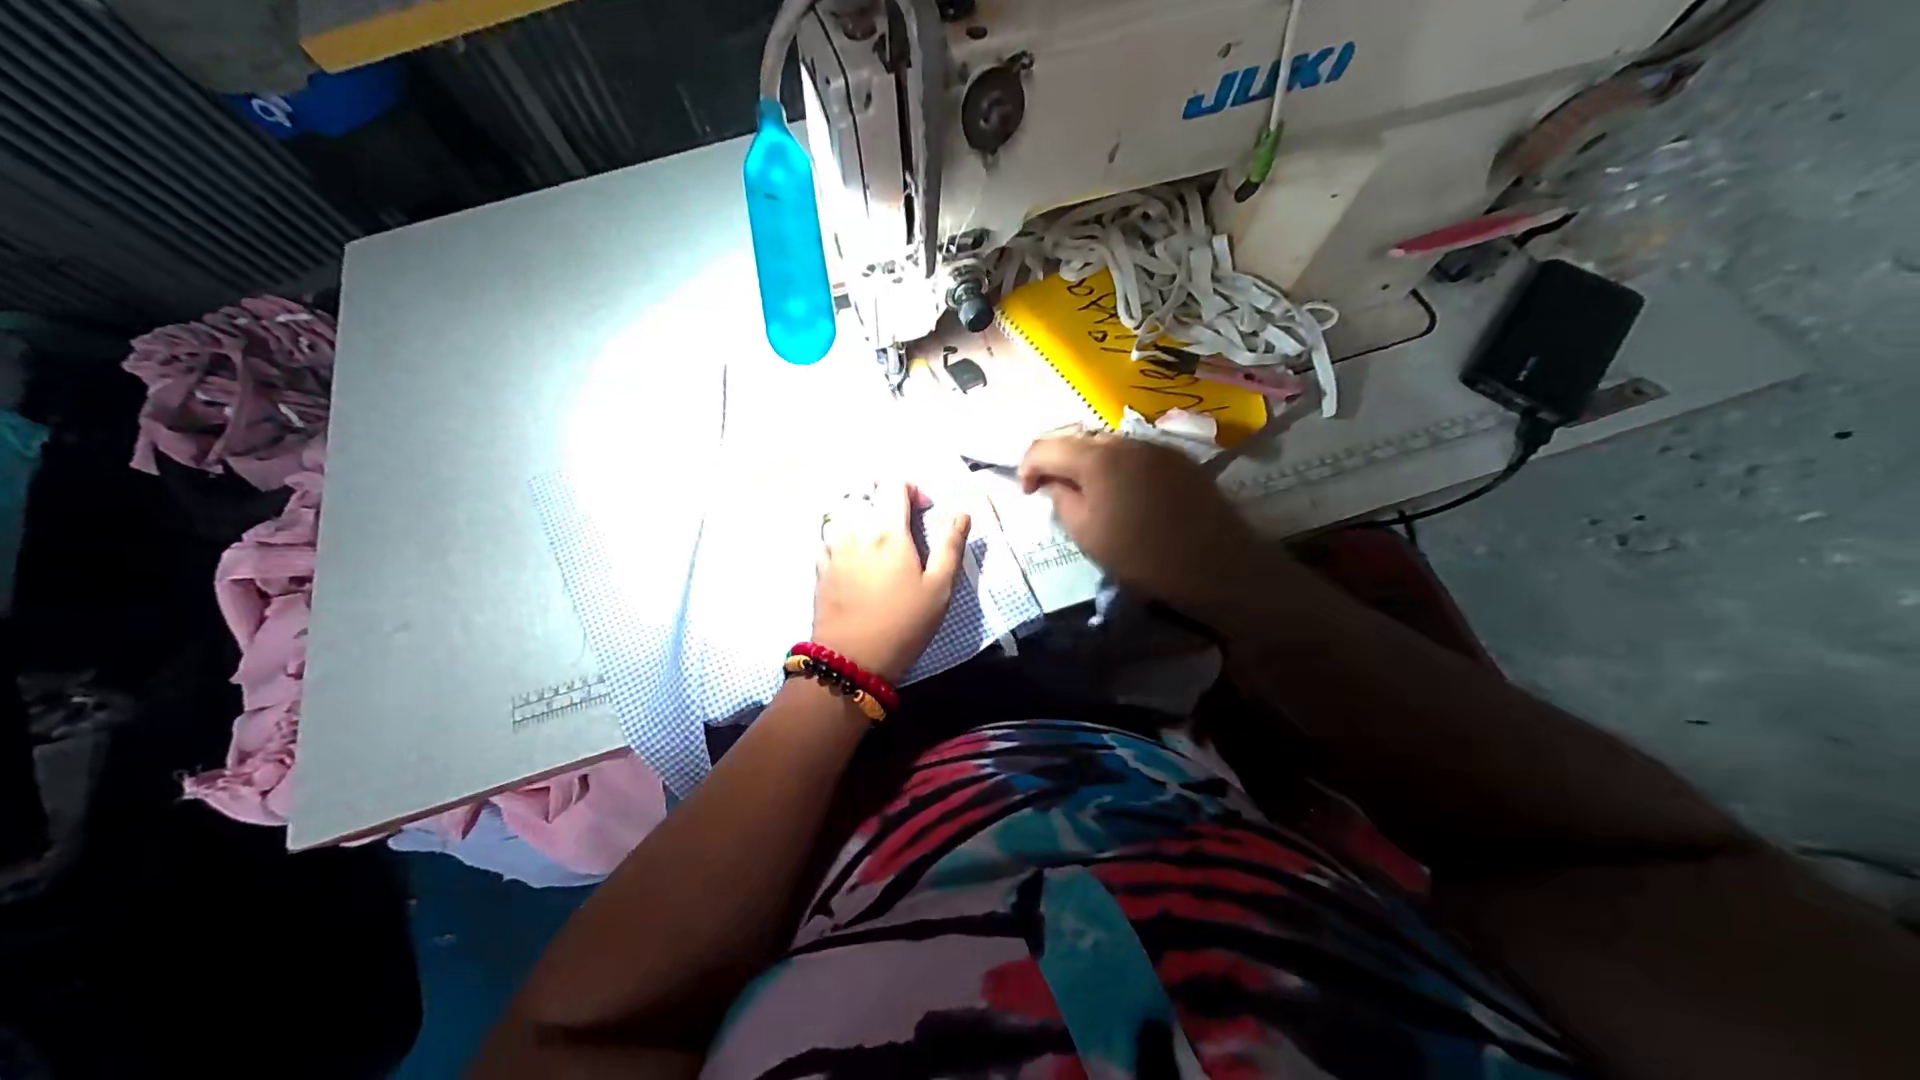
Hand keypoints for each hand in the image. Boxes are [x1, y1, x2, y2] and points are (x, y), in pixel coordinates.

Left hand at [813, 481, 970, 683]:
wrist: (851, 660)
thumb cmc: (903, 624)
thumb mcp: (939, 589)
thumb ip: (950, 546)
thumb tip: (961, 514)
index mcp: (887, 531)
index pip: (893, 485)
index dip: (912, 490)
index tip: (923, 513)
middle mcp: (855, 530)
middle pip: (866, 495)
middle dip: (886, 502)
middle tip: (902, 528)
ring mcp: (832, 548)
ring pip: (844, 513)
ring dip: (862, 517)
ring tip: (878, 543)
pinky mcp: (819, 567)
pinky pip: (829, 536)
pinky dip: (843, 536)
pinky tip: (856, 560)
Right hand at [1020, 434, 1259, 602]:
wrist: (1215, 564)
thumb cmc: (1142, 555)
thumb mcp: (1087, 534)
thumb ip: (1061, 500)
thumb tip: (1053, 483)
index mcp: (1097, 458)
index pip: (1045, 446)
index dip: (1027, 466)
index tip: (1027, 492)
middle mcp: (1125, 440)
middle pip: (1076, 437)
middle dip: (1056, 459)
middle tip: (1050, 487)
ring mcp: (1154, 446)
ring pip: (1106, 443)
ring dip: (1087, 461)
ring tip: (1085, 490)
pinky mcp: (1177, 457)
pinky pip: (1133, 452)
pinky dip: (1115, 465)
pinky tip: (1119, 490)